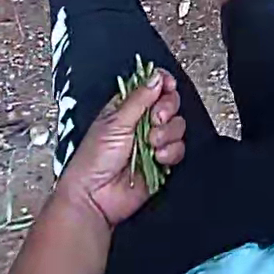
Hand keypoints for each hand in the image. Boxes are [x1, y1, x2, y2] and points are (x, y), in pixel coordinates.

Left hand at [53, 70, 185, 229]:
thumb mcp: (115, 122)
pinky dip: (170, 152)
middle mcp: (143, 121)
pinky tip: (157, 157)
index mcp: (128, 106)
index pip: (152, 85)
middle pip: (170, 102)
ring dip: (167, 133)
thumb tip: (156, 76)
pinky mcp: (162, 161)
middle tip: (156, 118)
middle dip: (167, 109)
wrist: (95, 197)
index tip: (167, 85)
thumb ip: (139, 99)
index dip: (163, 82)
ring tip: (151, 143)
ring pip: (177, 125)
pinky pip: (178, 149)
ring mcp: (154, 141)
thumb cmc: (94, 158)